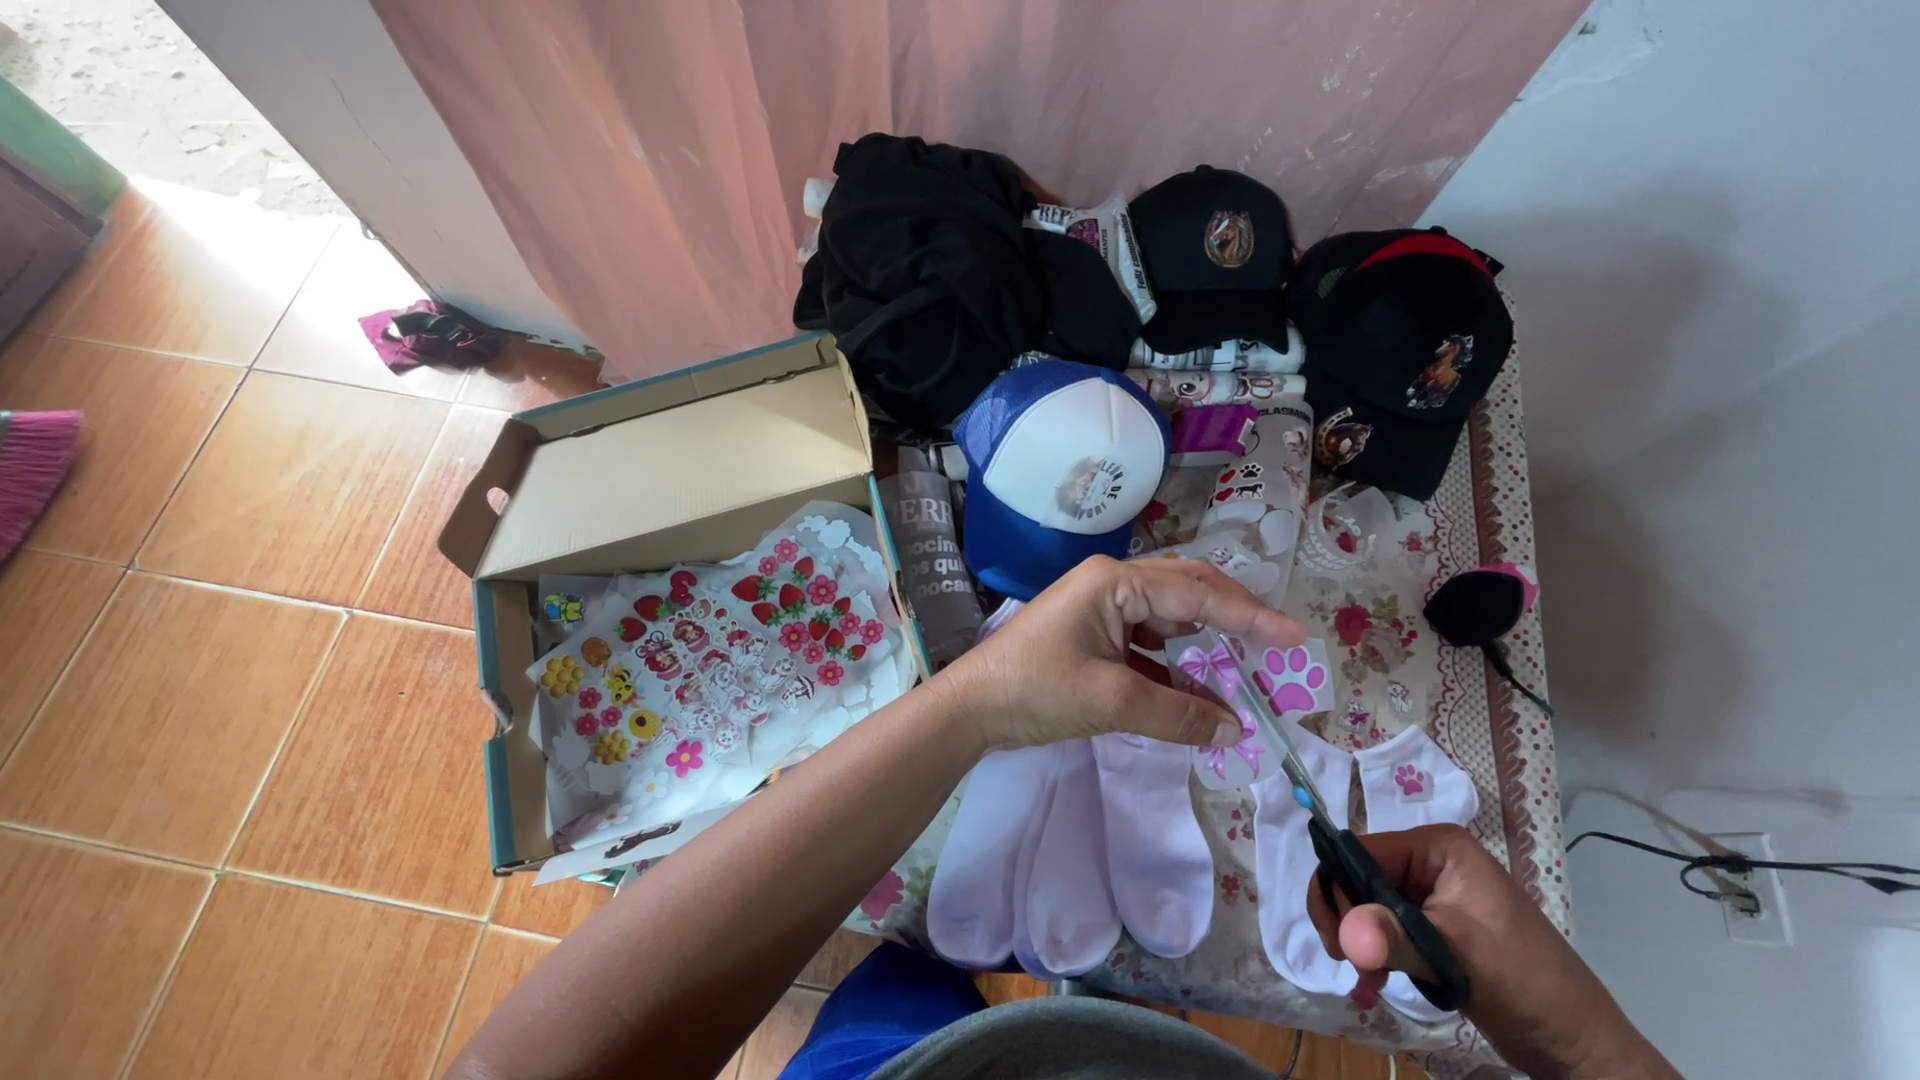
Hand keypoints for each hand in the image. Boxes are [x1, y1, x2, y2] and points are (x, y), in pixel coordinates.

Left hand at [936, 555, 1303, 750]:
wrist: (972, 707)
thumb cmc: (1037, 690)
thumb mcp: (1113, 701)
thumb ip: (1179, 714)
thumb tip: (1235, 731)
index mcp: (1115, 582)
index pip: (1197, 595)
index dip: (1250, 617)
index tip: (1296, 637)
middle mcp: (1113, 584)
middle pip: (1188, 594)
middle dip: (1233, 620)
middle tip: (1278, 648)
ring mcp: (1102, 608)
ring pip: (1170, 621)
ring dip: (1206, 648)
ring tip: (1247, 674)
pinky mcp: (1096, 635)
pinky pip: (1149, 644)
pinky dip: (1176, 668)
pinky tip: (1200, 693)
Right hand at [1307, 825, 1679, 1079]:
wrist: (1575, 1042)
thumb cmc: (1524, 983)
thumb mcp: (1456, 958)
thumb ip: (1394, 939)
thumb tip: (1346, 933)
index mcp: (1439, 847)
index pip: (1361, 852)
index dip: (1339, 889)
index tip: (1336, 938)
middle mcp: (1430, 860)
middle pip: (1358, 875)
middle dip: (1347, 918)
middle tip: (1351, 963)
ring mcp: (1431, 891)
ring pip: (1365, 901)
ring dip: (1358, 938)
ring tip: (1372, 977)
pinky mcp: (1431, 922)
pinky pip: (1382, 923)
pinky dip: (1373, 948)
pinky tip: (1380, 975)